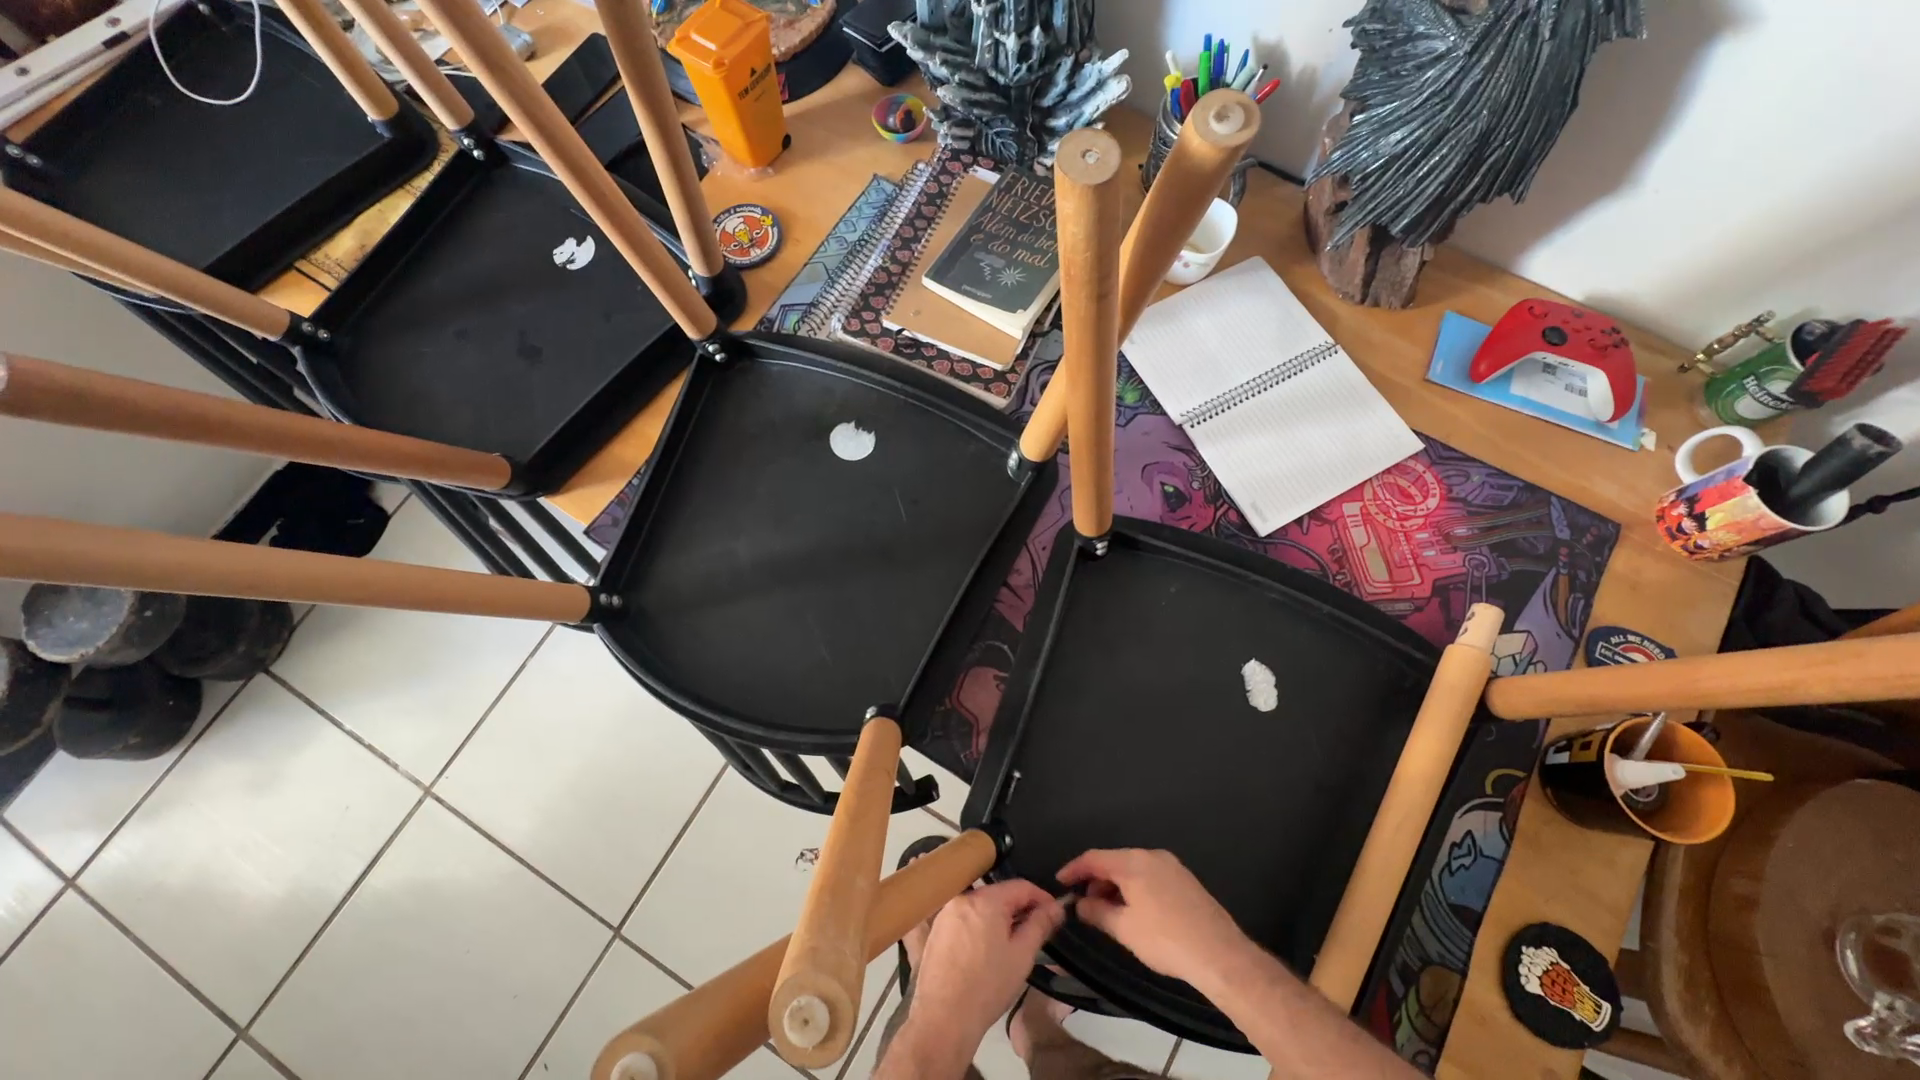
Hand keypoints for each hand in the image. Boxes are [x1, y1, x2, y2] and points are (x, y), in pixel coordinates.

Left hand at [911, 880, 1067, 1044]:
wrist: (943, 1018)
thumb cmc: (988, 986)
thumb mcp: (1022, 955)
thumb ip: (1040, 925)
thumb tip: (1055, 906)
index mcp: (985, 900)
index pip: (1021, 886)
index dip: (1042, 897)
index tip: (1054, 913)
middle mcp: (962, 899)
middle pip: (999, 895)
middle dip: (1020, 908)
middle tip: (1036, 930)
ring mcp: (945, 914)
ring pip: (981, 907)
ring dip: (999, 918)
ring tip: (1012, 942)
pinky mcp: (935, 931)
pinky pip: (964, 919)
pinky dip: (979, 927)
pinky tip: (986, 950)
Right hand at [1057, 849, 1252, 986]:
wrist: (1219, 954)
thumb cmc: (1165, 940)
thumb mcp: (1123, 929)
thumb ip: (1096, 912)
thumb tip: (1081, 903)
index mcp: (1134, 862)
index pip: (1094, 858)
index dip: (1073, 869)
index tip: (1059, 882)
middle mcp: (1153, 856)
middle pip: (1115, 861)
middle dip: (1096, 880)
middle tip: (1084, 904)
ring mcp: (1172, 866)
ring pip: (1133, 869)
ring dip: (1116, 886)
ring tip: (1108, 911)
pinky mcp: (1185, 880)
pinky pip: (1150, 876)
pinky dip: (1134, 888)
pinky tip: (1134, 911)